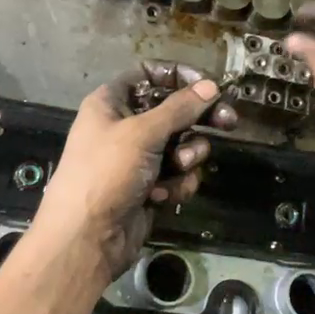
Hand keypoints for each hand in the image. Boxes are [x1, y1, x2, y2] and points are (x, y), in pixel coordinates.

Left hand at [28, 61, 236, 287]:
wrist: (86, 238)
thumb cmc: (106, 173)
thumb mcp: (143, 133)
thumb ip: (180, 108)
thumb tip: (211, 86)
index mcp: (112, 103)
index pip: (149, 75)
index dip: (178, 76)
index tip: (208, 85)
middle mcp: (124, 126)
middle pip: (172, 111)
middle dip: (198, 120)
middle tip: (228, 123)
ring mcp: (137, 159)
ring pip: (180, 145)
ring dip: (187, 156)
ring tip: (179, 168)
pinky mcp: (149, 187)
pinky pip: (177, 175)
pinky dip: (176, 184)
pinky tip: (162, 196)